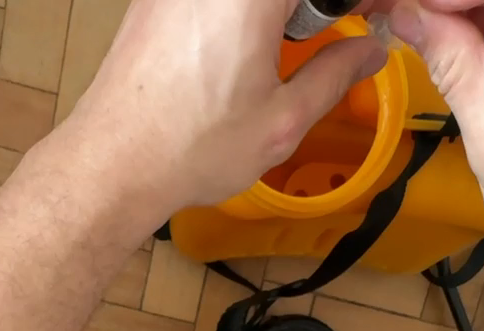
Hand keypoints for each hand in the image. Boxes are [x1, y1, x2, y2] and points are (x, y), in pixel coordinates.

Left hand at [61, 0, 388, 220]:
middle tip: (328, 32)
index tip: (367, 20)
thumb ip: (334, 76)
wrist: (114, 162)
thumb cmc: (192, 148)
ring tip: (282, 44)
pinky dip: (241, 12)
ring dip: (279, 12)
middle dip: (311, 9)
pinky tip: (238, 49)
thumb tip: (369, 51)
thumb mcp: (281, 123)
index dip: (353, 3)